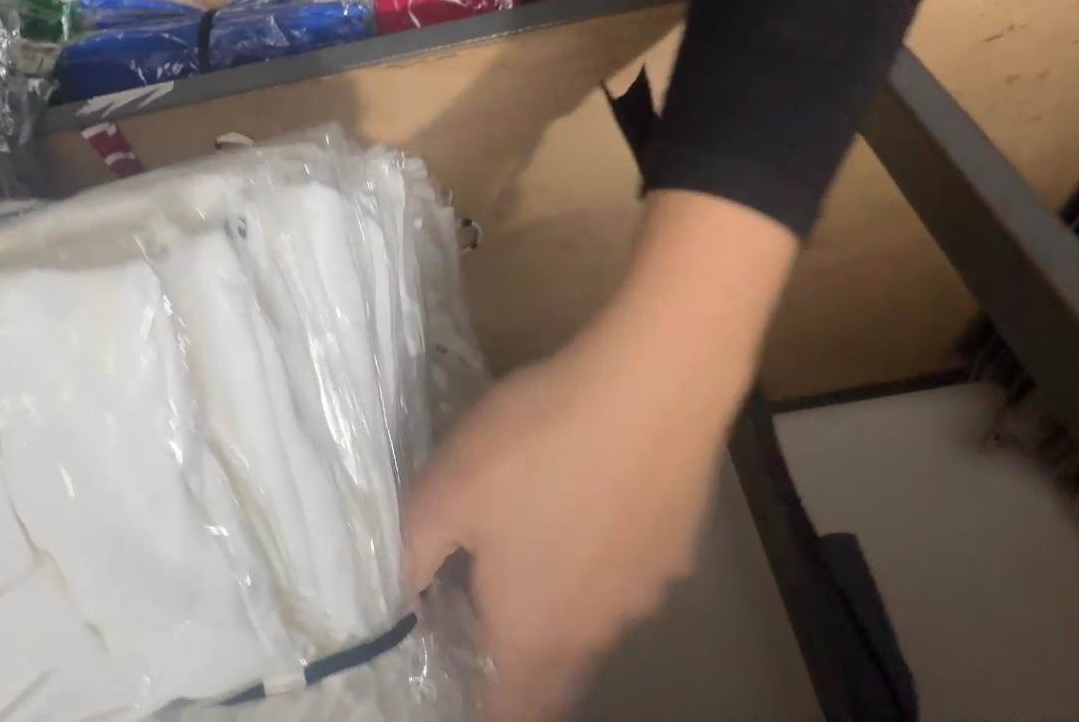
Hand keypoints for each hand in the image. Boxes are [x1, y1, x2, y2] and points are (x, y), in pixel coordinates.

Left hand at [402, 313, 737, 718]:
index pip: (506, 708)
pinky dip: (605, 556)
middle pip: (555, 677)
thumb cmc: (536, 442)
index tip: (454, 661)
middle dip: (519, 661)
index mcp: (534, 629)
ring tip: (540, 545)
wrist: (647, 388)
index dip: (476, 698)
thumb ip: (412, 551)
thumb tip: (400, 594)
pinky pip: (630, 571)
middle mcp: (597, 628)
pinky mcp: (677, 545)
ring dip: (564, 604)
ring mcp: (646, 589)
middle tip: (488, 610)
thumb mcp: (446, 488)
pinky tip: (595, 501)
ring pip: (596, 621)